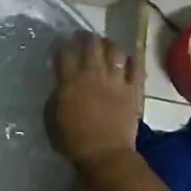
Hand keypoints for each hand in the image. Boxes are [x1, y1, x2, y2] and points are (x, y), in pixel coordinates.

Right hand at [52, 34, 142, 169]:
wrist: (106, 154)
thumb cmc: (74, 139)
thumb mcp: (55, 115)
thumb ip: (59, 94)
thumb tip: (62, 82)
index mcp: (71, 82)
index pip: (65, 53)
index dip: (63, 44)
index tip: (62, 43)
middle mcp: (93, 75)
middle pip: (91, 45)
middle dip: (86, 37)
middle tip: (83, 36)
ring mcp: (116, 81)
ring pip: (115, 51)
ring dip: (109, 44)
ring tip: (105, 44)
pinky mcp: (133, 90)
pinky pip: (135, 67)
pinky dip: (131, 60)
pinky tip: (128, 59)